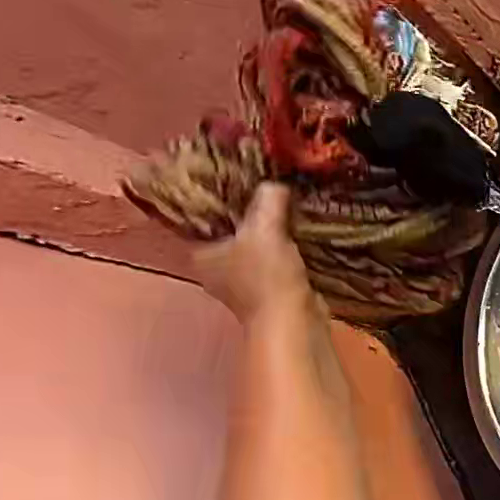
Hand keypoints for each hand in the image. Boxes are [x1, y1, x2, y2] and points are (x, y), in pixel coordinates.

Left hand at [192, 182, 316, 323]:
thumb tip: (277, 184)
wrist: (294, 323)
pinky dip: (286, 249)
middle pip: (233, 229)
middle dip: (251, 212)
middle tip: (270, 187)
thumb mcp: (265, 227)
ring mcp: (243, 282)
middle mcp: (216, 268)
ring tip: (289, 206)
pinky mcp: (270, 291)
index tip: (242, 176)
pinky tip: (300, 234)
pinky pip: (275, 259)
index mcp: (200, 253)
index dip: (221, 194)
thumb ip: (268, 199)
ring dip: (271, 231)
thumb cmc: (267, 277)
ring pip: (255, 245)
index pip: (203, 214)